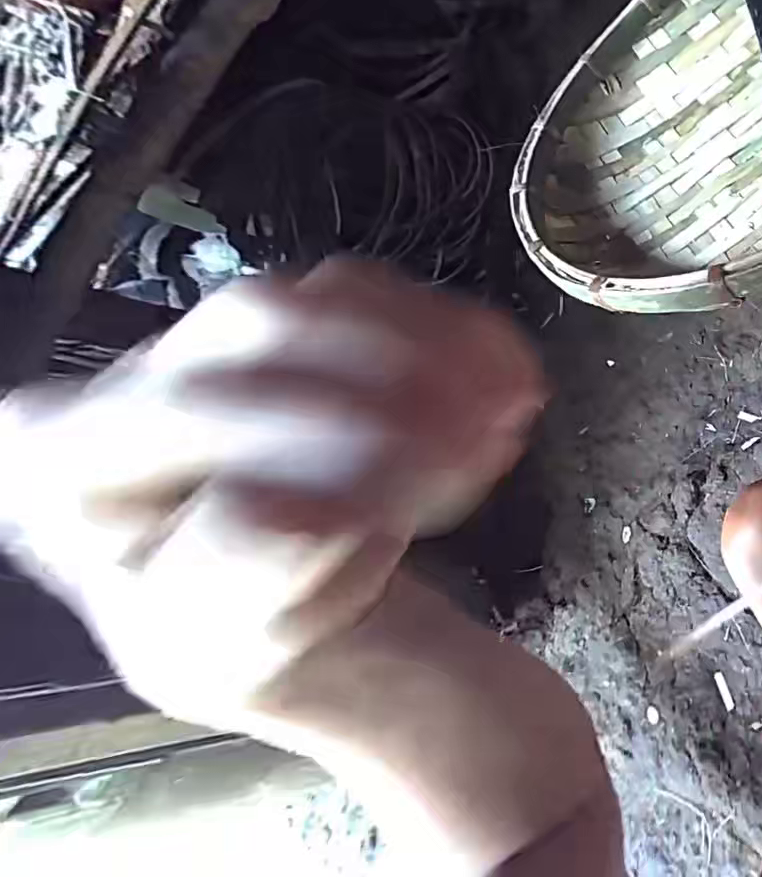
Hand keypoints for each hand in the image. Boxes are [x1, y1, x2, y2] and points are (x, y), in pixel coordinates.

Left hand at [0, 260, 544, 727]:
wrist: (309, 577)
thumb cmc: (256, 618)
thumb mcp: (236, 638)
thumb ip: (247, 583)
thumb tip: (302, 517)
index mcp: (74, 454)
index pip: (185, 408)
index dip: (316, 433)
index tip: (419, 487)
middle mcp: (152, 367)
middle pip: (270, 321)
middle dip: (400, 373)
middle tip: (484, 435)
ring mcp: (250, 331)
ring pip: (348, 292)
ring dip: (453, 347)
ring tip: (517, 411)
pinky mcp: (334, 316)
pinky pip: (412, 298)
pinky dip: (478, 334)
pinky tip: (518, 380)